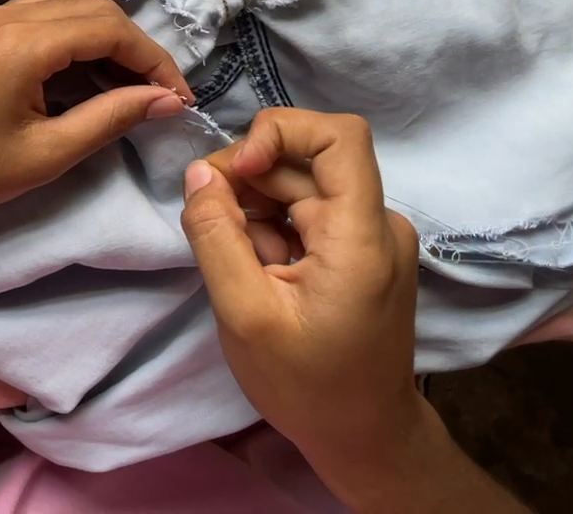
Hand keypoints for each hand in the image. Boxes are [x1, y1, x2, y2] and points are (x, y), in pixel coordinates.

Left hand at [0, 0, 193, 225]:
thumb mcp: (46, 153)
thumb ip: (109, 118)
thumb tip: (166, 100)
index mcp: (23, 44)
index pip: (110, 28)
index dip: (154, 60)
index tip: (177, 98)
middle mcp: (8, 15)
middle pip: (93, 6)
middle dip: (134, 44)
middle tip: (154, 93)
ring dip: (104, 31)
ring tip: (124, 82)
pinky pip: (42, 9)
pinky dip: (74, 28)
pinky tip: (83, 68)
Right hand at [181, 110, 429, 483]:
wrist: (363, 439)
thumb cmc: (306, 385)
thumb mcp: (243, 313)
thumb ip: (215, 235)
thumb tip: (198, 172)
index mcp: (361, 238)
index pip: (340, 136)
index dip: (279, 132)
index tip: (238, 171)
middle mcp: (374, 223)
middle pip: (299, 160)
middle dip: (243, 181)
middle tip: (209, 225)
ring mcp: (366, 234)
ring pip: (291, 184)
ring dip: (251, 209)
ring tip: (238, 261)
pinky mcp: (352, 246)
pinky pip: (298, 209)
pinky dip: (265, 226)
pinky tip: (257, 268)